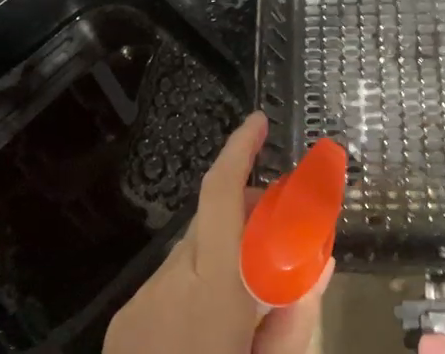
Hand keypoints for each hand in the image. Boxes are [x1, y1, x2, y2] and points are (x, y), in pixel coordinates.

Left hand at [104, 112, 332, 353]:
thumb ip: (299, 315)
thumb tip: (320, 260)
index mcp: (215, 293)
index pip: (221, 197)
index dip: (238, 151)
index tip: (259, 121)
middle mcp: (172, 283)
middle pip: (211, 219)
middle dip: (247, 209)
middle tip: (282, 222)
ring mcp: (142, 301)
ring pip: (191, 253)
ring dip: (223, 255)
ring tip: (251, 289)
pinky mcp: (125, 320)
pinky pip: (169, 284)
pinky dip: (196, 285)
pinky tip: (211, 323)